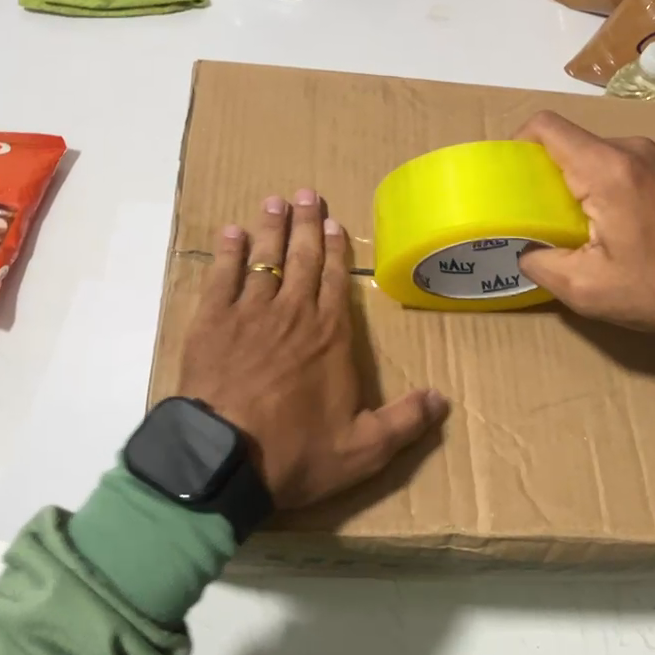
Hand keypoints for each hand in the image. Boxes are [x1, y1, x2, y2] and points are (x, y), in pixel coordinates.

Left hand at [175, 189, 448, 509]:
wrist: (225, 460)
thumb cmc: (295, 453)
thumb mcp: (363, 449)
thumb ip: (404, 421)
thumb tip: (443, 400)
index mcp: (329, 335)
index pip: (336, 280)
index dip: (337, 250)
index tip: (335, 223)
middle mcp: (293, 313)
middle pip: (303, 258)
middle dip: (307, 224)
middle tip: (306, 194)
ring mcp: (249, 313)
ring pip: (264, 259)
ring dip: (271, 229)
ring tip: (274, 202)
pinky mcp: (211, 322)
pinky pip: (221, 277)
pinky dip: (227, 253)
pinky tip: (231, 233)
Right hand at [514, 111, 654, 332]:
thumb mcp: (588, 289)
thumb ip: (542, 265)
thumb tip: (526, 249)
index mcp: (606, 169)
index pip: (545, 127)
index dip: (516, 145)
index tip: (507, 181)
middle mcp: (630, 150)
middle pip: (568, 144)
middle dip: (542, 175)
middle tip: (534, 216)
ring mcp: (654, 159)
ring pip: (593, 157)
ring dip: (573, 186)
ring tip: (570, 228)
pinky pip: (618, 168)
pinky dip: (599, 190)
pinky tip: (605, 228)